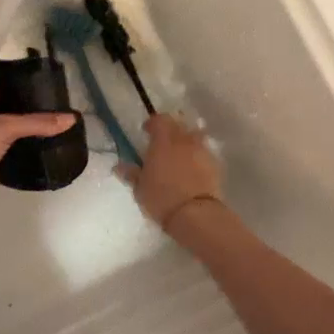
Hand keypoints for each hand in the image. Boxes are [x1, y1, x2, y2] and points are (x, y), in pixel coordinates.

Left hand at [0, 77, 74, 202]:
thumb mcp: (4, 130)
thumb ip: (36, 123)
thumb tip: (70, 119)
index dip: (9, 78)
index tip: (33, 80)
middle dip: (14, 100)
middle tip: (40, 99)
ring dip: (10, 119)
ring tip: (36, 117)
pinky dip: (4, 136)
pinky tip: (23, 138)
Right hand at [117, 114, 222, 228]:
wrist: (195, 214)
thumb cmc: (161, 198)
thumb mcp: (140, 188)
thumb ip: (131, 173)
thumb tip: (119, 166)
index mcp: (163, 141)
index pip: (159, 120)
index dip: (152, 123)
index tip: (146, 131)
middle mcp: (184, 140)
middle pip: (179, 124)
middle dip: (170, 129)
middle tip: (162, 142)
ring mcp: (202, 151)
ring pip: (195, 136)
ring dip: (187, 140)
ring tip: (180, 153)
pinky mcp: (215, 164)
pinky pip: (205, 152)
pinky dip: (198, 154)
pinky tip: (193, 167)